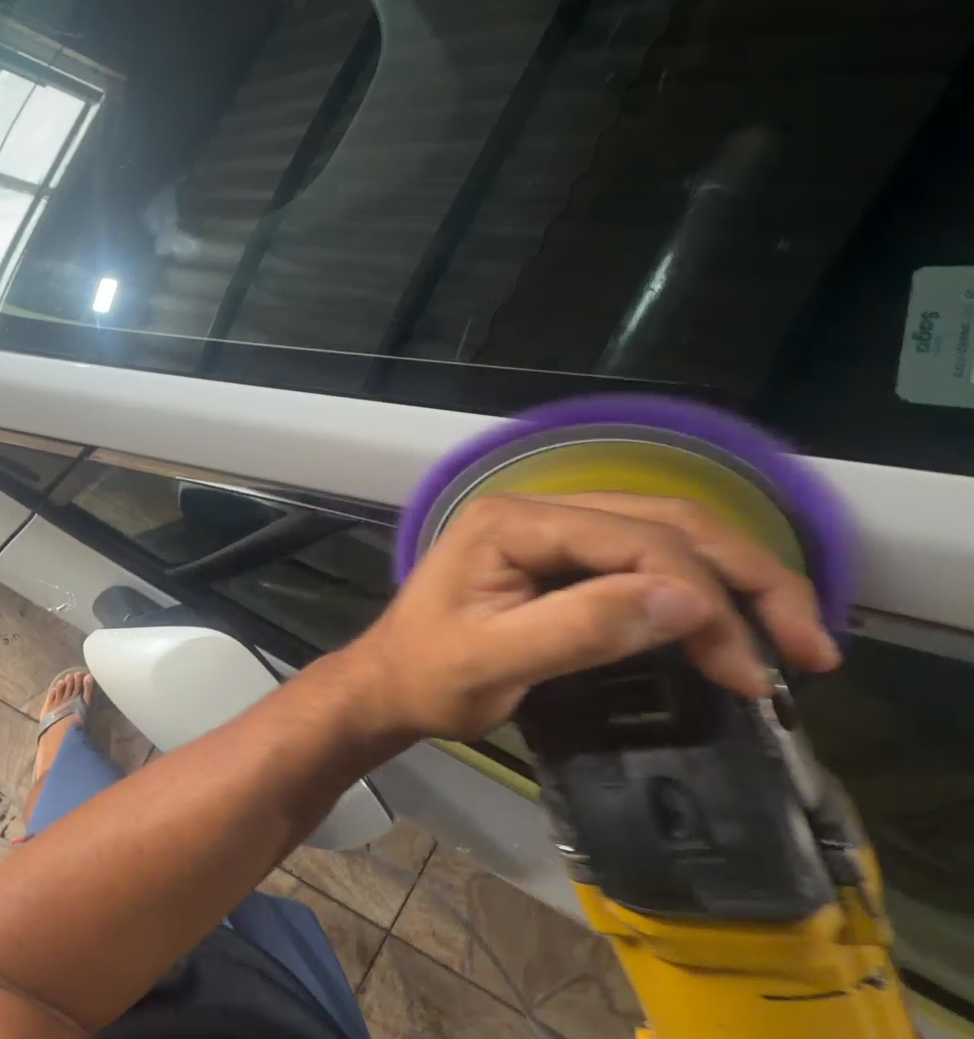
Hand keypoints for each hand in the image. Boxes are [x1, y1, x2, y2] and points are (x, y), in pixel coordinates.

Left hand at [344, 493, 842, 740]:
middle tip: (810, 651)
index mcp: (509, 523)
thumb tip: (689, 600)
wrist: (386, 686)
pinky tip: (728, 626)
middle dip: (747, 580)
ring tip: (790, 642)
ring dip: (734, 582)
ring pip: (664, 535)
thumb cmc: (426, 678)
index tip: (747, 672)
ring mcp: (545, 530)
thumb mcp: (493, 662)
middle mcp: (531, 510)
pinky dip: (695, 590)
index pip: (636, 540)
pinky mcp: (555, 557)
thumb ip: (579, 628)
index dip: (707, 599)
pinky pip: (641, 558)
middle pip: (665, 524)